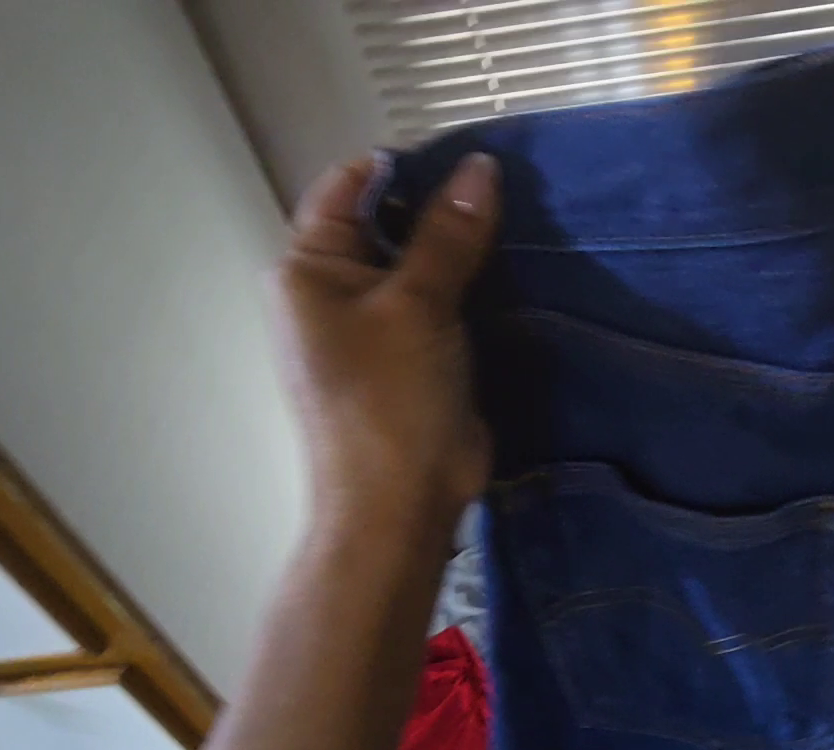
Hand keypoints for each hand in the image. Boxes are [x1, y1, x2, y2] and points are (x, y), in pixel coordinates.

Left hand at [275, 153, 501, 530]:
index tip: (474, 165)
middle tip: (514, 200)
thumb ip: (448, 236)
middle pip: (393, 230)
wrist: (404, 502)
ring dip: (466, 258)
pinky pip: (446, 312)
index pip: (352, 188)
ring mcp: (380, 331)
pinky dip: (475, 297)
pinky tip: (516, 285)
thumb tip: (481, 168)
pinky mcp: (418, 362)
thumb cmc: (392, 401)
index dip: (409, 168)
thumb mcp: (419, 307)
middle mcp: (337, 294)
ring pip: (425, 273)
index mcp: (309, 270)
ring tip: (524, 235)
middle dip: (445, 214)